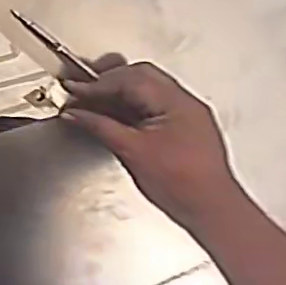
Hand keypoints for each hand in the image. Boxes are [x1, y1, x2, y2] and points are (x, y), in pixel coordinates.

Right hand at [61, 61, 247, 229]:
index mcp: (176, 103)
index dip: (97, 84)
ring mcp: (186, 113)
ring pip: (147, 86)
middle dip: (108, 79)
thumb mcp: (131, 151)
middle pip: (141, 74)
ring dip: (118, 90)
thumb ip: (100, 126)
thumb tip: (75, 113)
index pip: (130, 80)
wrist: (211, 210)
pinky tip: (112, 114)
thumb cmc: (181, 184)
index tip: (74, 89)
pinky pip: (152, 103)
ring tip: (93, 101)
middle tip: (82, 89)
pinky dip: (129, 103)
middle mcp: (185, 103)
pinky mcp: (182, 126)